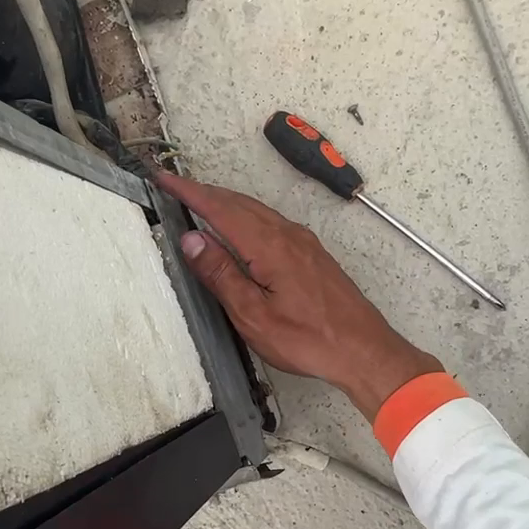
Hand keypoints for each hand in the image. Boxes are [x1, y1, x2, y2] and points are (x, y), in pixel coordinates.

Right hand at [157, 175, 441, 417]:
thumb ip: (222, 274)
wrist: (363, 350)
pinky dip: (247, 217)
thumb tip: (193, 239)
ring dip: (226, 203)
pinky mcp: (312, 255)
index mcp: (269, 246)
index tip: (164, 178)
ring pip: (257, 211)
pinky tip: (240, 229)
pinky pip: (272, 223)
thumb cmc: (309, 339)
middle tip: (175, 187)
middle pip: (239, 204)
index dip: (190, 192)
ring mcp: (303, 243)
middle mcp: (288, 235)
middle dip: (205, 192)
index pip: (221, 209)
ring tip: (200, 203)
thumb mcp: (254, 315)